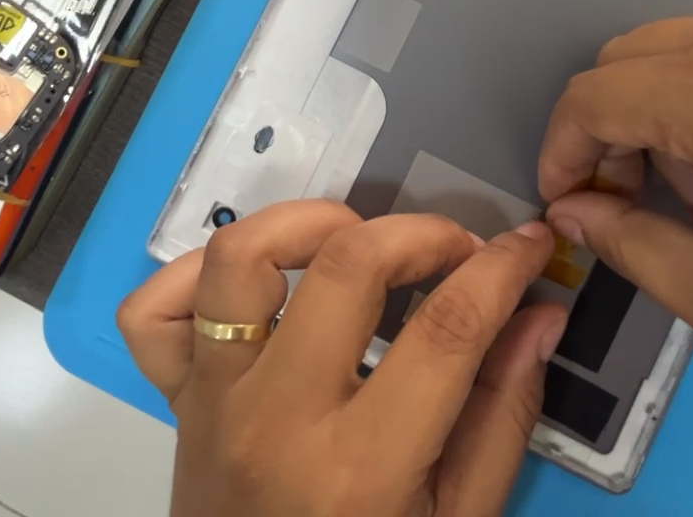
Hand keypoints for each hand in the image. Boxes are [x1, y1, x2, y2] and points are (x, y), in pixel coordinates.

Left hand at [118, 201, 568, 516]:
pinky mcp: (174, 397)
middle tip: (455, 249)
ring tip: (357, 241)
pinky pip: (153, 308)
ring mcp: (211, 400)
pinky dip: (195, 273)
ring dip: (306, 224)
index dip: (501, 270)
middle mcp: (275, 417)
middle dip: (418, 234)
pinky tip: (259, 283)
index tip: (530, 243)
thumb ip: (502, 413)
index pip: (445, 329)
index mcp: (358, 468)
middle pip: (345, 268)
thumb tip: (539, 312)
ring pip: (238, 258)